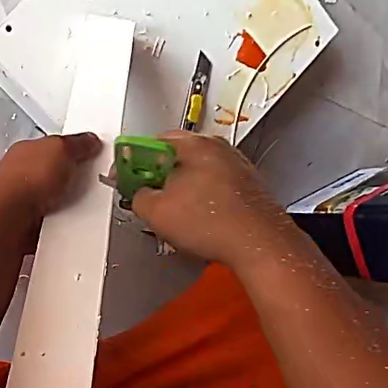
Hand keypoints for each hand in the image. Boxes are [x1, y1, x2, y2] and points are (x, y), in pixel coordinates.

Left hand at [0, 132, 101, 232]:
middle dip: (76, 179)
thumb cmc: (26, 180)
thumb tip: (89, 140)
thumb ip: (77, 143)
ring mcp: (26, 199)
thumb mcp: (60, 148)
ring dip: (72, 201)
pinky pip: (58, 218)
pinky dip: (66, 219)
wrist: (10, 219)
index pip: (56, 146)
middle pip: (59, 174)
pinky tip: (67, 218)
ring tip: (77, 202)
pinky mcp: (32, 223)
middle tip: (88, 181)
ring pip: (60, 198)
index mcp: (27, 150)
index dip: (76, 150)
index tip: (94, 155)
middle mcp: (24, 174)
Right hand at [130, 131, 298, 268]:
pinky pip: (216, 193)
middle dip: (160, 181)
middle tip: (151, 202)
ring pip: (197, 177)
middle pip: (176, 159)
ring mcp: (237, 169)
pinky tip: (201, 227)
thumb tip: (139, 196)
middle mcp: (219, 150)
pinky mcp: (247, 191)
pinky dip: (204, 206)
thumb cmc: (220, 223)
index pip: (151, 141)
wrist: (261, 245)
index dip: (132, 162)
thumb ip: (138, 196)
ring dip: (183, 196)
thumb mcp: (156, 212)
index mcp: (195, 144)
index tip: (126, 176)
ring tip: (178, 221)